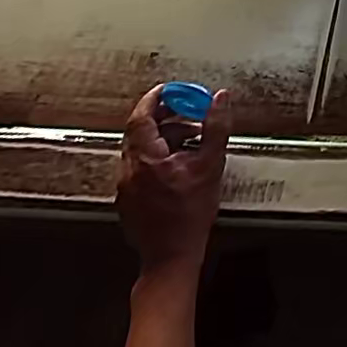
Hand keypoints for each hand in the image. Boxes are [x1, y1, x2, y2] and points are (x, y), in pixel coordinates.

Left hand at [117, 84, 232, 271]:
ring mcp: (125, 186)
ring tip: (194, 137)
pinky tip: (182, 160)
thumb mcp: (211, 164)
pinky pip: (141, 164)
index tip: (172, 89)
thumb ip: (216, 127)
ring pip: (141, 148)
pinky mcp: (129, 198)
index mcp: (145, 160)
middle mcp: (129, 170)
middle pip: (140, 130)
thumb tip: (220, 97)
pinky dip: (159, 153)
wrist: (171, 257)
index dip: (156, 99)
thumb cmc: (191, 213)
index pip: (141, 117)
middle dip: (165, 115)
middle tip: (188, 108)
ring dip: (165, 135)